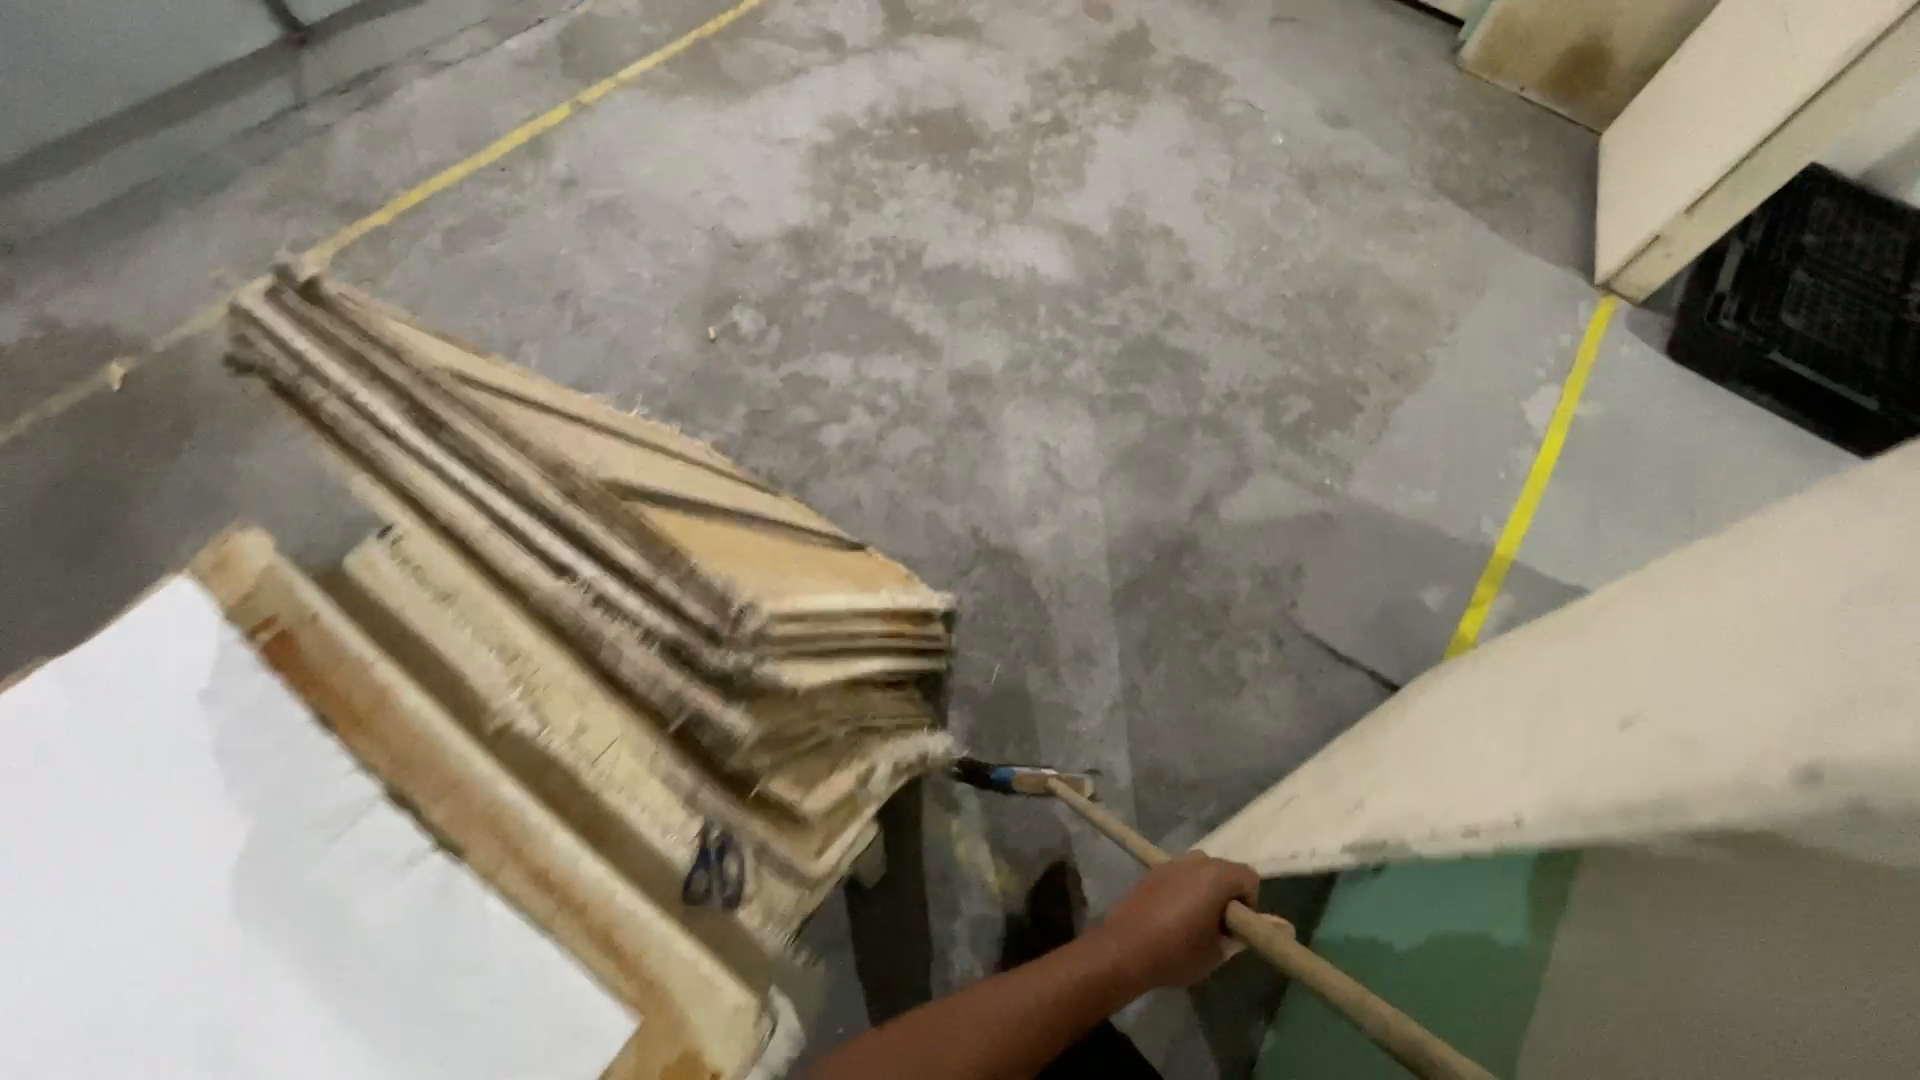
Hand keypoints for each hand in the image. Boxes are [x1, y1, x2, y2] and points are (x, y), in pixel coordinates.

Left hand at [1091, 853, 1258, 988]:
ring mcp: (1170, 863)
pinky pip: (1180, 874)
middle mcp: (1194, 861)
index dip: (1251, 903)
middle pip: (1225, 869)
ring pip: (1201, 870)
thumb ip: (1249, 933)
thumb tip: (1287, 926)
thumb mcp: (1219, 950)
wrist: (1125, 948)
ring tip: (1196, 921)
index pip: (1249, 876)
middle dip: (1228, 894)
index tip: (1237, 928)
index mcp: (1216, 876)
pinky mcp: (1152, 871)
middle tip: (1219, 927)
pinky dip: (1186, 888)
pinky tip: (1174, 916)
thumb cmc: (1177, 951)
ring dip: (1206, 889)